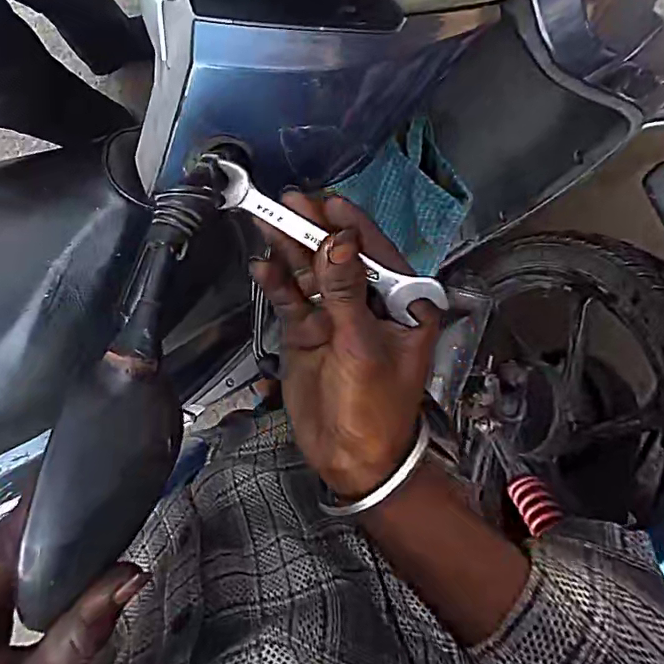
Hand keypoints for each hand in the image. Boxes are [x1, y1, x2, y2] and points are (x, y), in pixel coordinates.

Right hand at [247, 194, 442, 498]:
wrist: (352, 461)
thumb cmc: (375, 409)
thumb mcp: (363, 347)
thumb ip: (347, 292)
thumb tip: (341, 240)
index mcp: (399, 302)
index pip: (373, 251)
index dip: (348, 225)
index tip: (324, 202)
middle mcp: (367, 301)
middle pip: (336, 255)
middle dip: (312, 229)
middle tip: (287, 203)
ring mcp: (334, 313)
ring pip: (310, 271)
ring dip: (289, 248)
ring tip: (267, 220)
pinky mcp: (307, 328)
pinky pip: (290, 297)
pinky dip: (276, 282)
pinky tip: (263, 266)